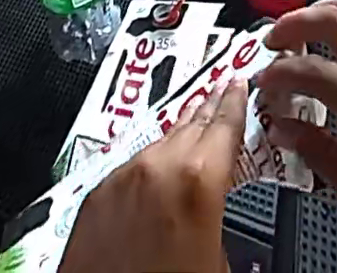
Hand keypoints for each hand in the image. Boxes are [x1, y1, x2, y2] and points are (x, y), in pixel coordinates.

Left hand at [59, 78, 248, 272]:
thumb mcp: (218, 263)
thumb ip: (219, 218)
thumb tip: (216, 210)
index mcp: (199, 180)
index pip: (224, 124)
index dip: (235, 101)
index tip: (239, 82)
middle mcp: (159, 166)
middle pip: (192, 124)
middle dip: (209, 109)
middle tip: (223, 91)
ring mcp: (124, 176)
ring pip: (161, 142)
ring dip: (180, 134)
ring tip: (195, 123)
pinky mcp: (97, 194)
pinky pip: (133, 166)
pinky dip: (151, 163)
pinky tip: (158, 171)